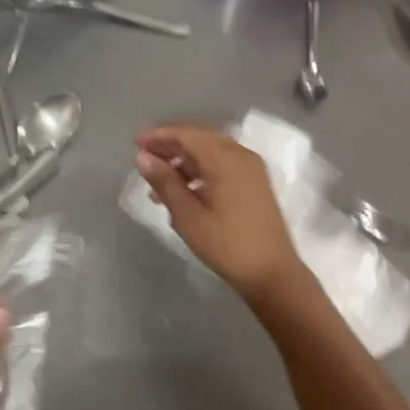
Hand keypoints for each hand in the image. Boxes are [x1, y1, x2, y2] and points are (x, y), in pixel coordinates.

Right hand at [135, 124, 307, 299]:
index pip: (186, 134)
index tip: (135, 143)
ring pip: (210, 151)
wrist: (274, 275)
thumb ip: (165, 182)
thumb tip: (142, 157)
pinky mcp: (254, 182)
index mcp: (225, 159)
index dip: (159, 135)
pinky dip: (199, 170)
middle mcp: (240, 155)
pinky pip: (221, 163)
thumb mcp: (189, 216)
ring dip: (183, 159)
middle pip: (199, 138)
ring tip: (158, 180)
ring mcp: (250, 168)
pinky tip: (183, 191)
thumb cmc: (228, 246)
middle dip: (170, 144)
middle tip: (144, 157)